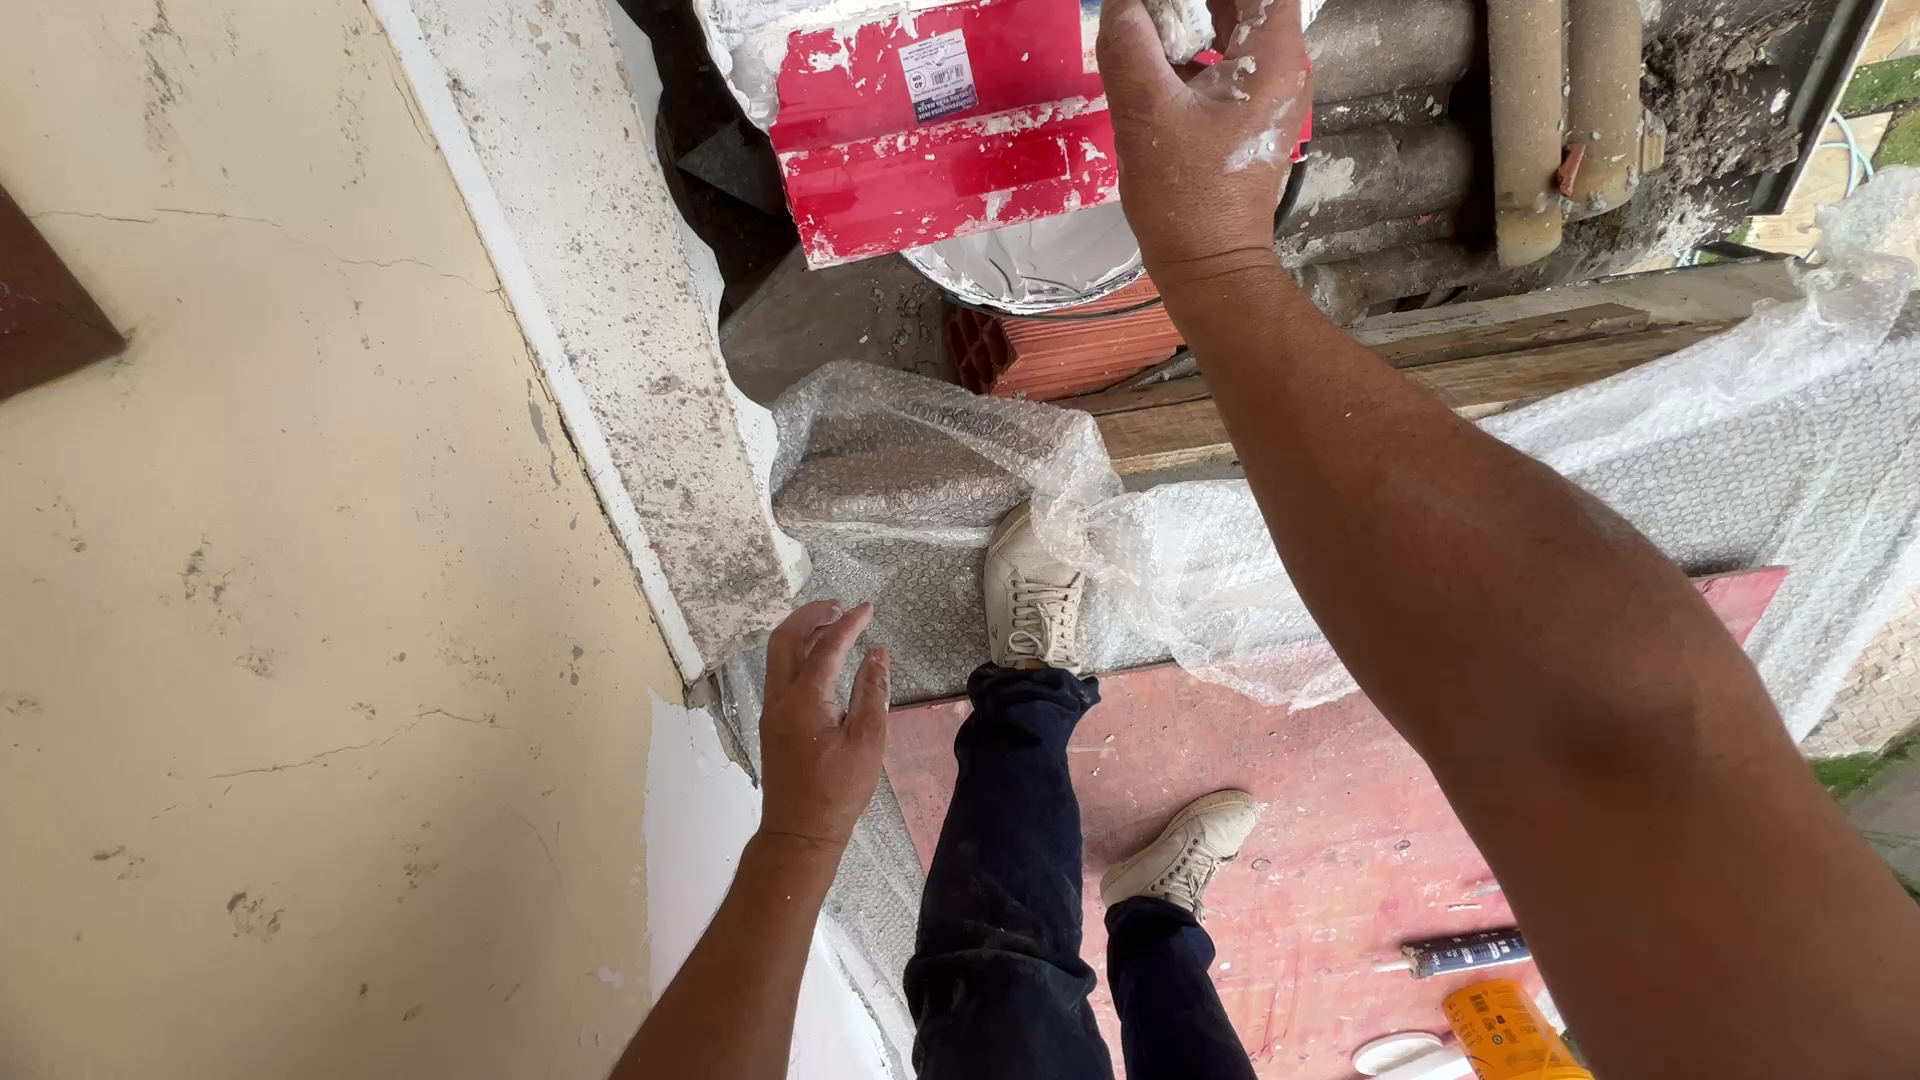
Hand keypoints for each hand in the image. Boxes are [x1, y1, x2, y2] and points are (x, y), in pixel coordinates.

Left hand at [758, 601, 890, 849]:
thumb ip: (872, 691)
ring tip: (833, 623)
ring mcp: (771, 710)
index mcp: (805, 701)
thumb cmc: (838, 790)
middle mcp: (780, 698)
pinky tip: (822, 658)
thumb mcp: (868, 741)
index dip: (849, 623)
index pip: (827, 647)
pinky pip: (781, 672)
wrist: (799, 832)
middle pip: (785, 639)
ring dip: (802, 632)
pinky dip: (799, 653)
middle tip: (839, 605)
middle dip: (810, 614)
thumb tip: (877, 652)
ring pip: (778, 655)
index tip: (868, 608)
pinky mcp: (773, 722)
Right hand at [1097, 0, 1311, 284]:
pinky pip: (1220, 71)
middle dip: (1186, 4)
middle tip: (1143, 14)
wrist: (1209, 270)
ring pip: (1229, 35)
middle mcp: (1281, 67)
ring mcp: (1265, 98)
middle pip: (1242, 2)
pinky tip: (1149, 72)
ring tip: (1140, 34)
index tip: (1160, 2)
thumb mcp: (1146, 116)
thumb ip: (1128, 48)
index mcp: (1273, 54)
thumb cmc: (1184, 198)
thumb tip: (1120, 5)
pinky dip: (1187, 61)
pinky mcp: (1246, 125)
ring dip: (1185, 27)